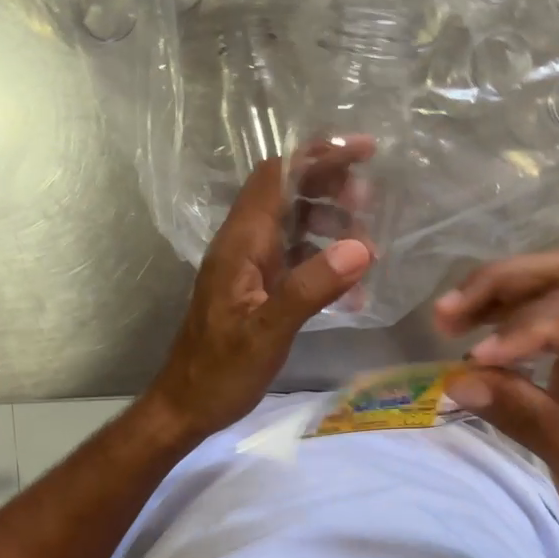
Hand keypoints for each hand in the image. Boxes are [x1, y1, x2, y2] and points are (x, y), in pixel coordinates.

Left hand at [146, 144, 375, 438]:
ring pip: (293, 225)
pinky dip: (323, 261)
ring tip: (368, 243)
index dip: (317, 156)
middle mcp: (243, 246)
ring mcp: (250, 268)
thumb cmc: (220, 371)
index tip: (363, 151)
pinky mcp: (258, 291)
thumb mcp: (267, 332)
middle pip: (287, 193)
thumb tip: (360, 247)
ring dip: (330, 223)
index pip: (276, 176)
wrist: (187, 406)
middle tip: (371, 200)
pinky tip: (352, 288)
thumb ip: (310, 289)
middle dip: (330, 185)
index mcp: (240, 244)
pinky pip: (294, 259)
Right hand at [434, 253, 558, 546]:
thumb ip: (523, 414)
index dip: (536, 325)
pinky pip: (548, 306)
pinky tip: (467, 323)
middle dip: (507, 288)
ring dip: (497, 292)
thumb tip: (457, 381)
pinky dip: (504, 311)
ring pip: (556, 283)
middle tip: (447, 314)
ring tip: (446, 316)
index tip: (480, 355)